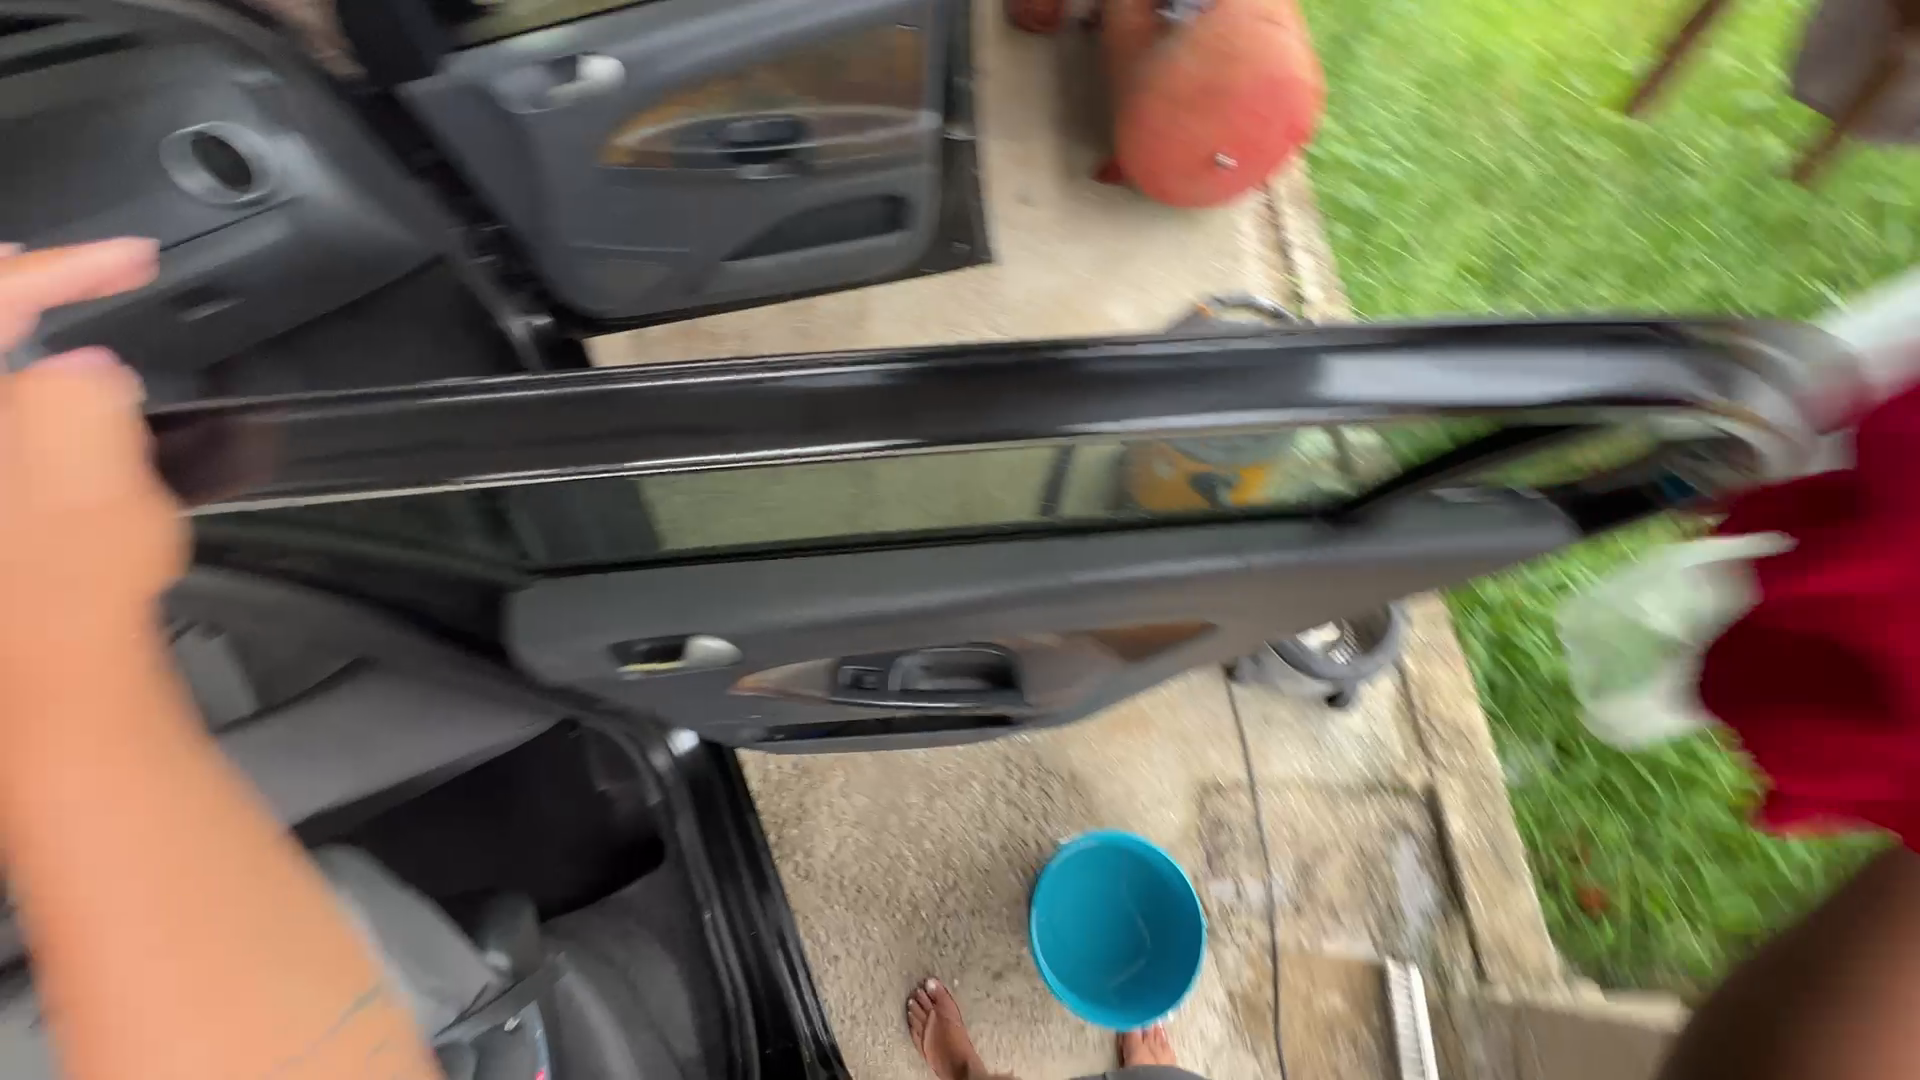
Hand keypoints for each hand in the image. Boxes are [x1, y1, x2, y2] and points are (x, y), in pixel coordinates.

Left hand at [0, 240, 181, 656]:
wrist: (39, 667)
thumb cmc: (66, 589)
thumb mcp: (91, 491)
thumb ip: (83, 407)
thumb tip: (89, 367)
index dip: (56, 271)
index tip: (133, 261)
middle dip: (21, 287)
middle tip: (91, 268)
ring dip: (16, 327)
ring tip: (59, 296)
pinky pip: (9, 407)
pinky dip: (17, 374)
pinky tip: (50, 374)